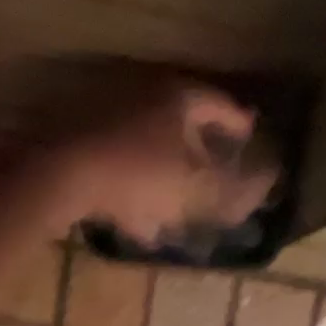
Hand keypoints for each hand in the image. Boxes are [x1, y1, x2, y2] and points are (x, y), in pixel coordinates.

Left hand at [34, 75, 279, 244]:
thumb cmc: (139, 176)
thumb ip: (234, 192)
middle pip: (183, 127)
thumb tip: (263, 191)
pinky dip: (136, 196)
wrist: (62, 177)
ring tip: (180, 214)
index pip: (221, 106)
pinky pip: (121, 174)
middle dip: (200, 157)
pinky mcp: (82, 149)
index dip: (239, 126)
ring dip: (166, 183)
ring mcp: (109, 122)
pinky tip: (141, 227)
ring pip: (150, 154)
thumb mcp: (196, 188)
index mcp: (179, 98)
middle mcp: (144, 99)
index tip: (250, 140)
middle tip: (216, 177)